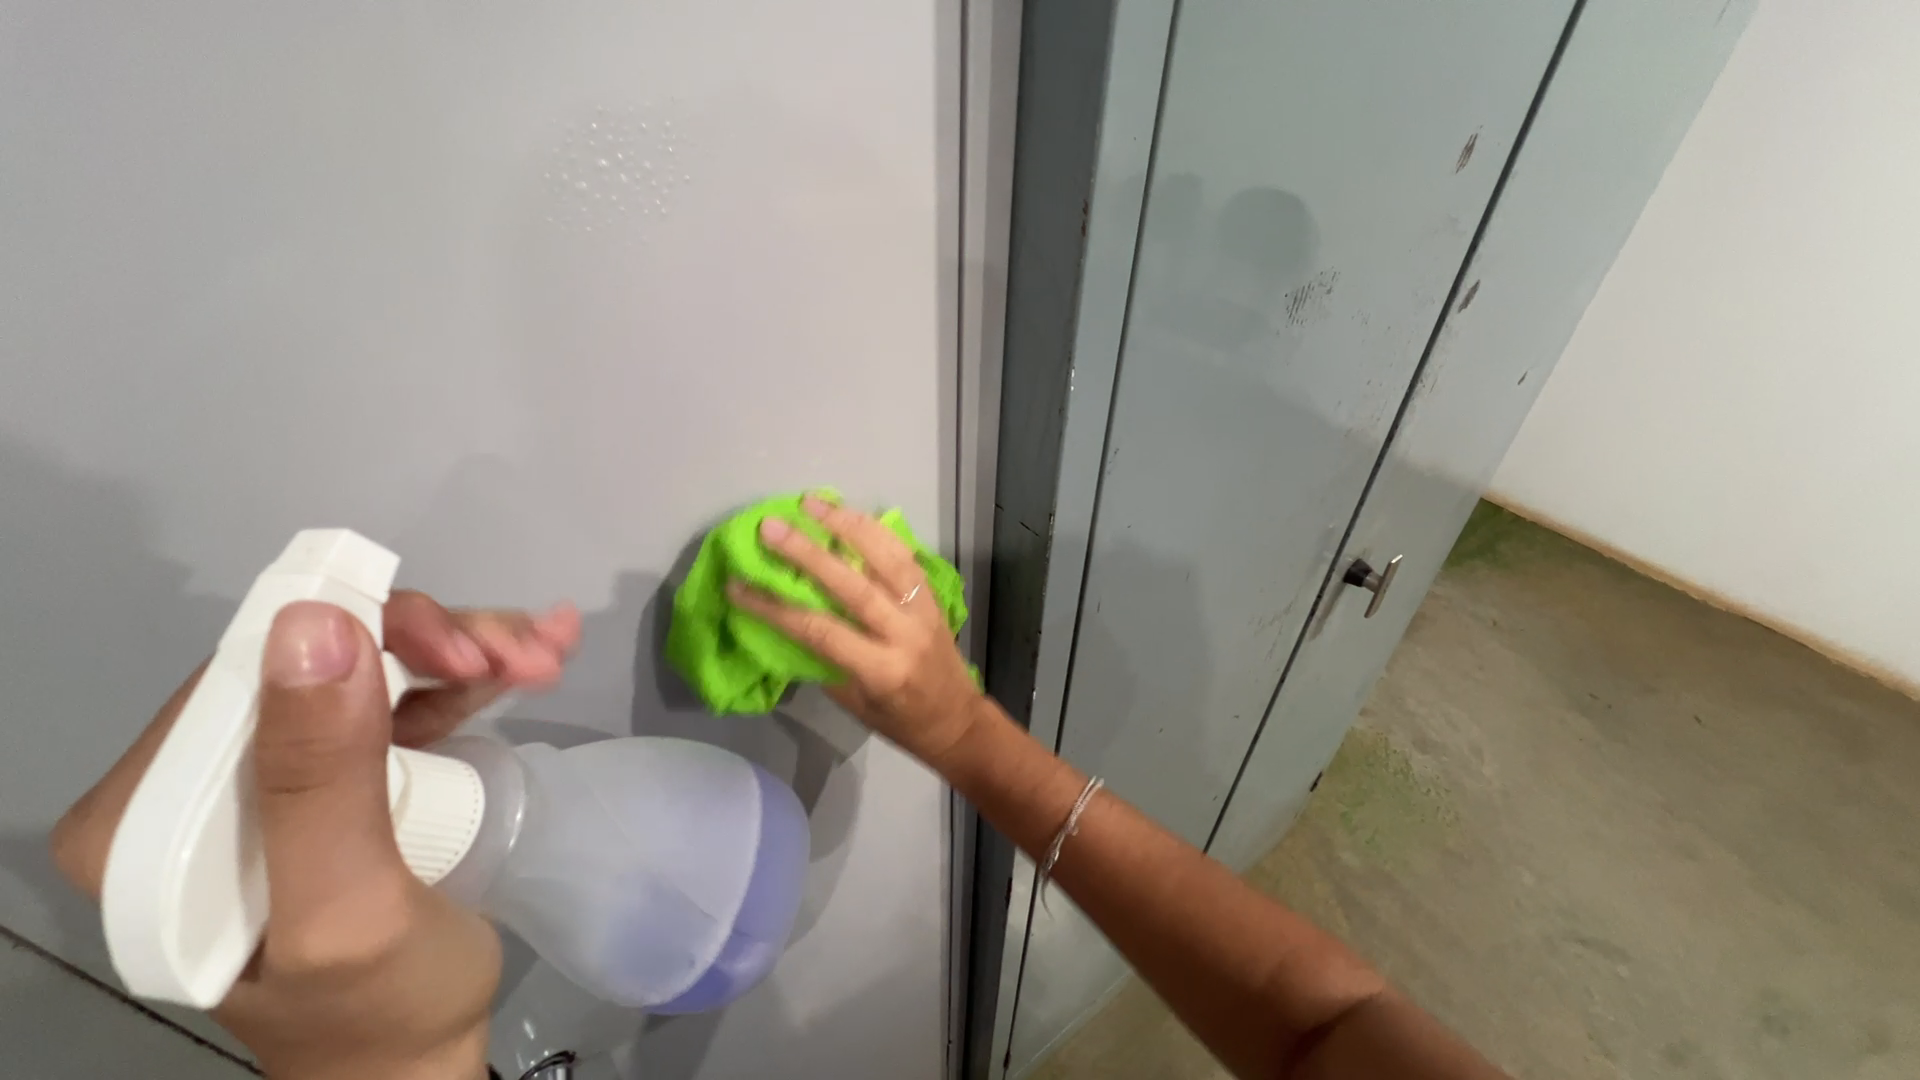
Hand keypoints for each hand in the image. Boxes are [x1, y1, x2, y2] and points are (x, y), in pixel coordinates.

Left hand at [52, 593, 579, 1078]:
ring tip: (549, 652)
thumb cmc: (379, 1001)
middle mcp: (207, 781)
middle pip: (330, 660)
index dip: (365, 638)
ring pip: (381, 666)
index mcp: (158, 816)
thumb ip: (319, 777)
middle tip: (527, 658)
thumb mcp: (346, 903)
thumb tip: (315, 625)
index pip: (256, 675)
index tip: (466, 655)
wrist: (420, 1051)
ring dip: (474, 649)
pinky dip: (480, 669)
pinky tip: (538, 654)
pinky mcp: (349, 775)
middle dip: (438, 643)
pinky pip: (411, 696)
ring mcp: (284, 774)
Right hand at [727, 495, 982, 766]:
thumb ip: (822, 660)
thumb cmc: (898, 719)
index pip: (820, 631)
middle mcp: (904, 634)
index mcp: (881, 670)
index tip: (737, 586)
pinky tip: (851, 514)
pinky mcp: (934, 596)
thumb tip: (783, 618)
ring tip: (812, 504)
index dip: (775, 608)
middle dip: (808, 553)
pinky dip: (878, 531)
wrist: (957, 720)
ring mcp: (923, 610)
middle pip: (853, 585)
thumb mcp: (853, 703)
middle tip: (770, 527)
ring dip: (847, 526)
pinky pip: (905, 555)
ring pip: (886, 558)